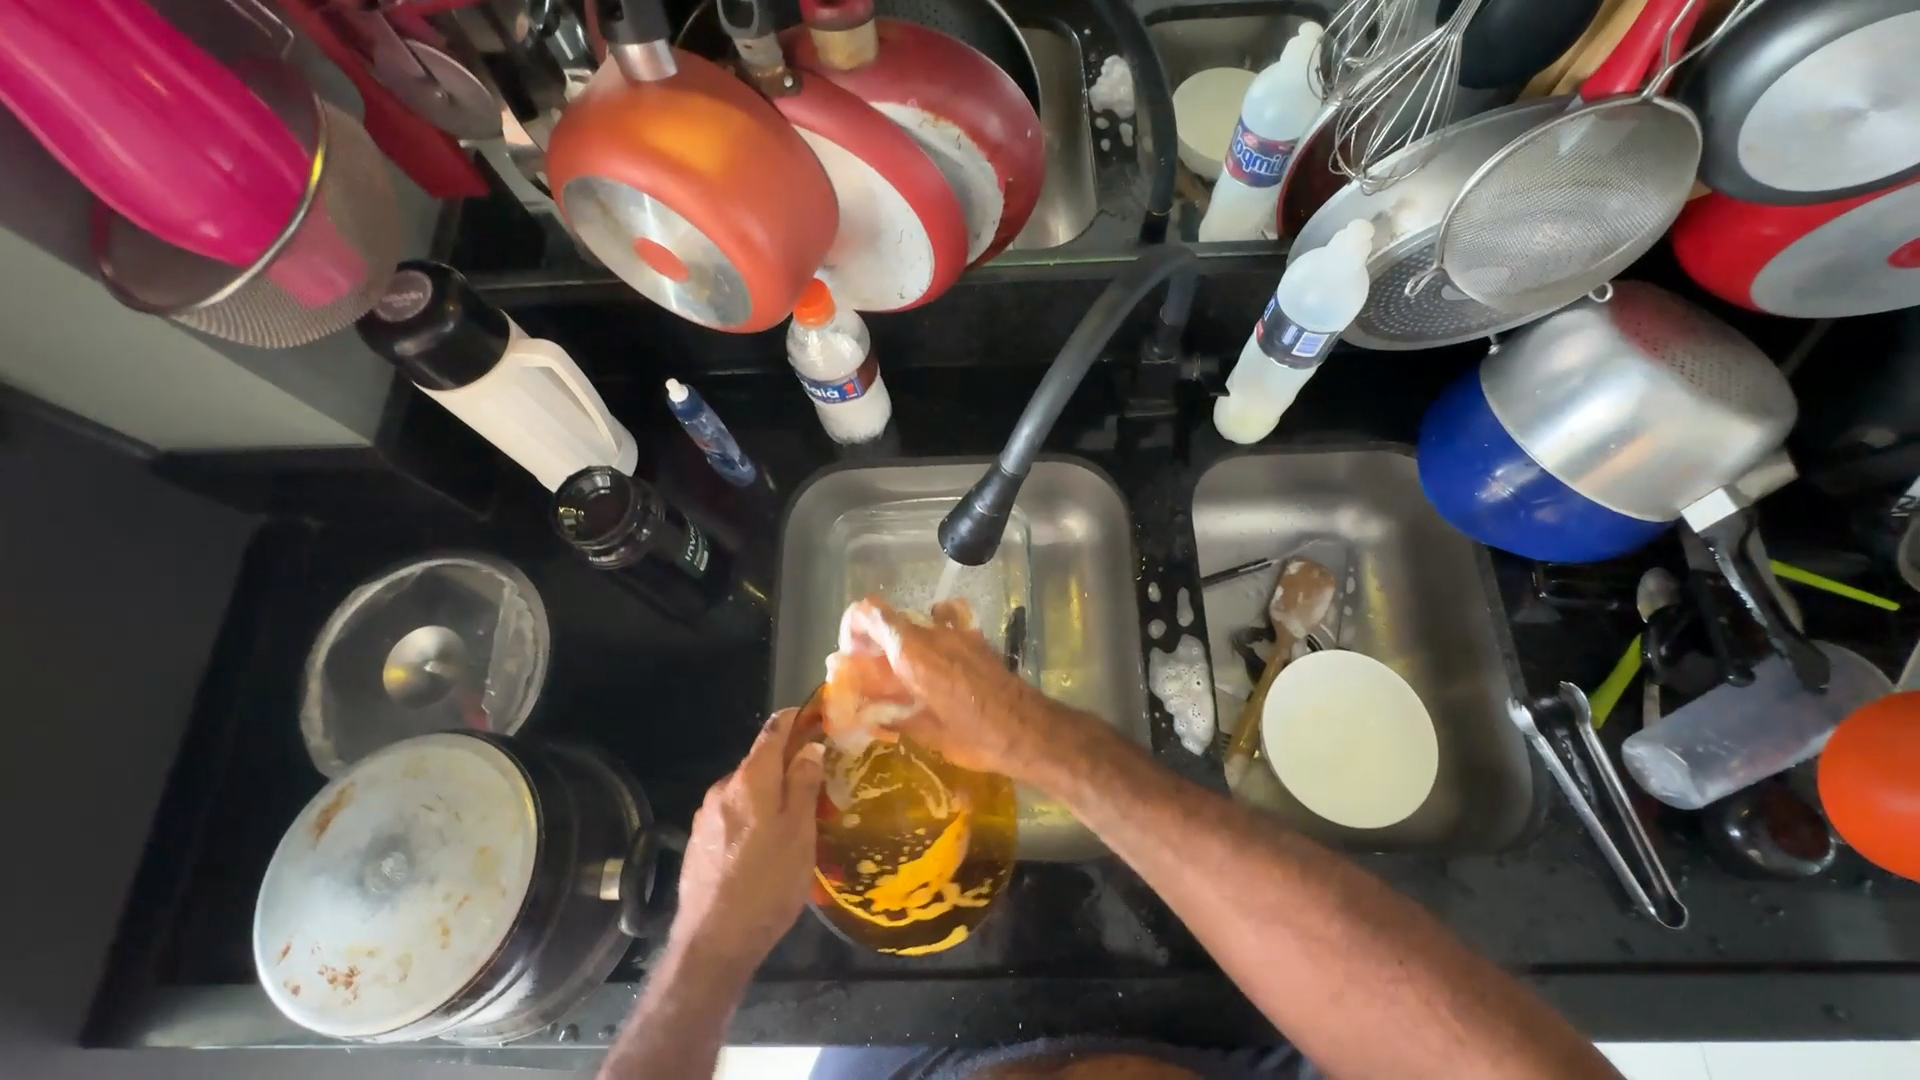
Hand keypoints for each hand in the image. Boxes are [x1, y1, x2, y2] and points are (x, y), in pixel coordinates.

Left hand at [668, 707, 825, 971]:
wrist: (713, 942)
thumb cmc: (767, 883)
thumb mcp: (799, 832)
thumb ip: (803, 785)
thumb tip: (810, 749)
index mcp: (750, 779)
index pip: (773, 730)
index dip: (796, 719)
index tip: (818, 719)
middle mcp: (723, 789)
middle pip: (760, 762)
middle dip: (788, 764)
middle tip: (819, 780)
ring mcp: (706, 816)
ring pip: (746, 791)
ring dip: (771, 794)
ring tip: (797, 818)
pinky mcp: (699, 843)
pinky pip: (733, 816)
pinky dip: (754, 817)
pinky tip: (767, 846)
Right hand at [838, 598, 1088, 779]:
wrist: (1030, 732)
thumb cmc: (975, 737)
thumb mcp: (926, 732)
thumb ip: (892, 713)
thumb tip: (866, 710)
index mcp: (913, 652)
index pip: (869, 613)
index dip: (853, 627)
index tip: (851, 655)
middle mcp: (934, 633)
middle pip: (891, 619)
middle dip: (875, 642)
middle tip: (872, 673)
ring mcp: (959, 633)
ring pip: (917, 624)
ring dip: (902, 643)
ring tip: (903, 676)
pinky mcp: (977, 640)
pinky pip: (944, 627)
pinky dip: (931, 640)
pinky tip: (935, 668)